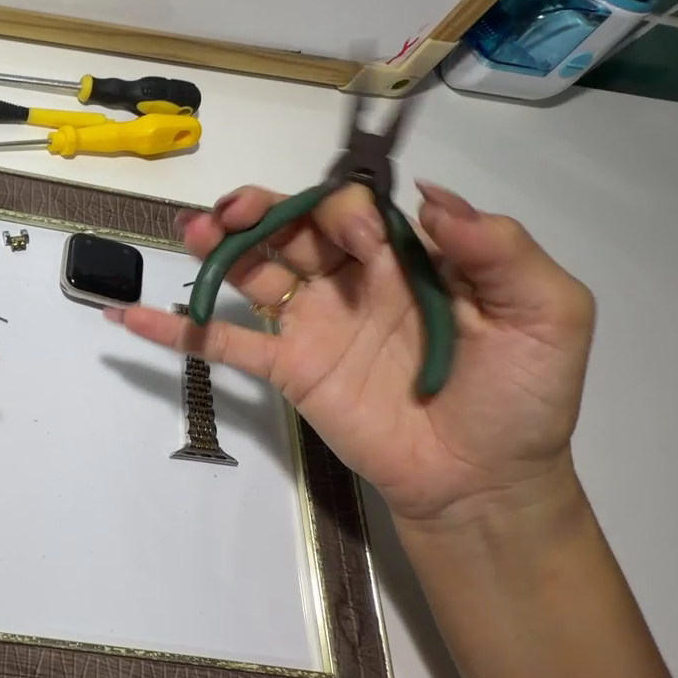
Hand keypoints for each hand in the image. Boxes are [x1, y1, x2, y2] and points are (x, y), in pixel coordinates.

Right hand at [109, 181, 593, 528]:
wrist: (481, 480)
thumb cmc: (520, 398)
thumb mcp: (548, 316)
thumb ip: (502, 252)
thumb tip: (431, 196)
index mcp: (407, 261)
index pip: (354, 213)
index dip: (340, 211)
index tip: (356, 237)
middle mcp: (350, 283)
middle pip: (289, 230)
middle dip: (258, 208)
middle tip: (230, 209)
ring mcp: (311, 326)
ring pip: (252, 273)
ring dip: (216, 248)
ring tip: (190, 231)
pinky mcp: (285, 369)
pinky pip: (223, 345)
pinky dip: (175, 332)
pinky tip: (129, 317)